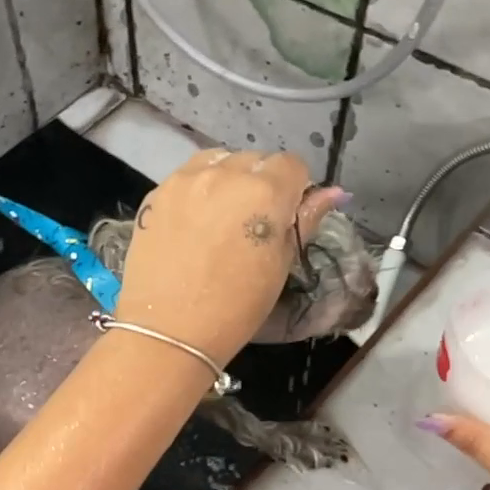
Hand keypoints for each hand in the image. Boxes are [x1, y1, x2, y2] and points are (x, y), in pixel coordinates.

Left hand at [115, 149, 345, 362]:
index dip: (294, 186)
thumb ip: (305, 220)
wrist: (170, 330)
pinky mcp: (156, 193)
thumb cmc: (236, 306)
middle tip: (253, 220)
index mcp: (265, 192)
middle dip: (261, 181)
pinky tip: (193, 220)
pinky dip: (196, 188)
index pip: (292, 164)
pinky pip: (186, 176)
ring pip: (218, 159)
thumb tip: (332, 193)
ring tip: (222, 215)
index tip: (286, 212)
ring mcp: (185, 180)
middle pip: (254, 160)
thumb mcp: (280, 265)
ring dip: (227, 177)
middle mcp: (225, 174)